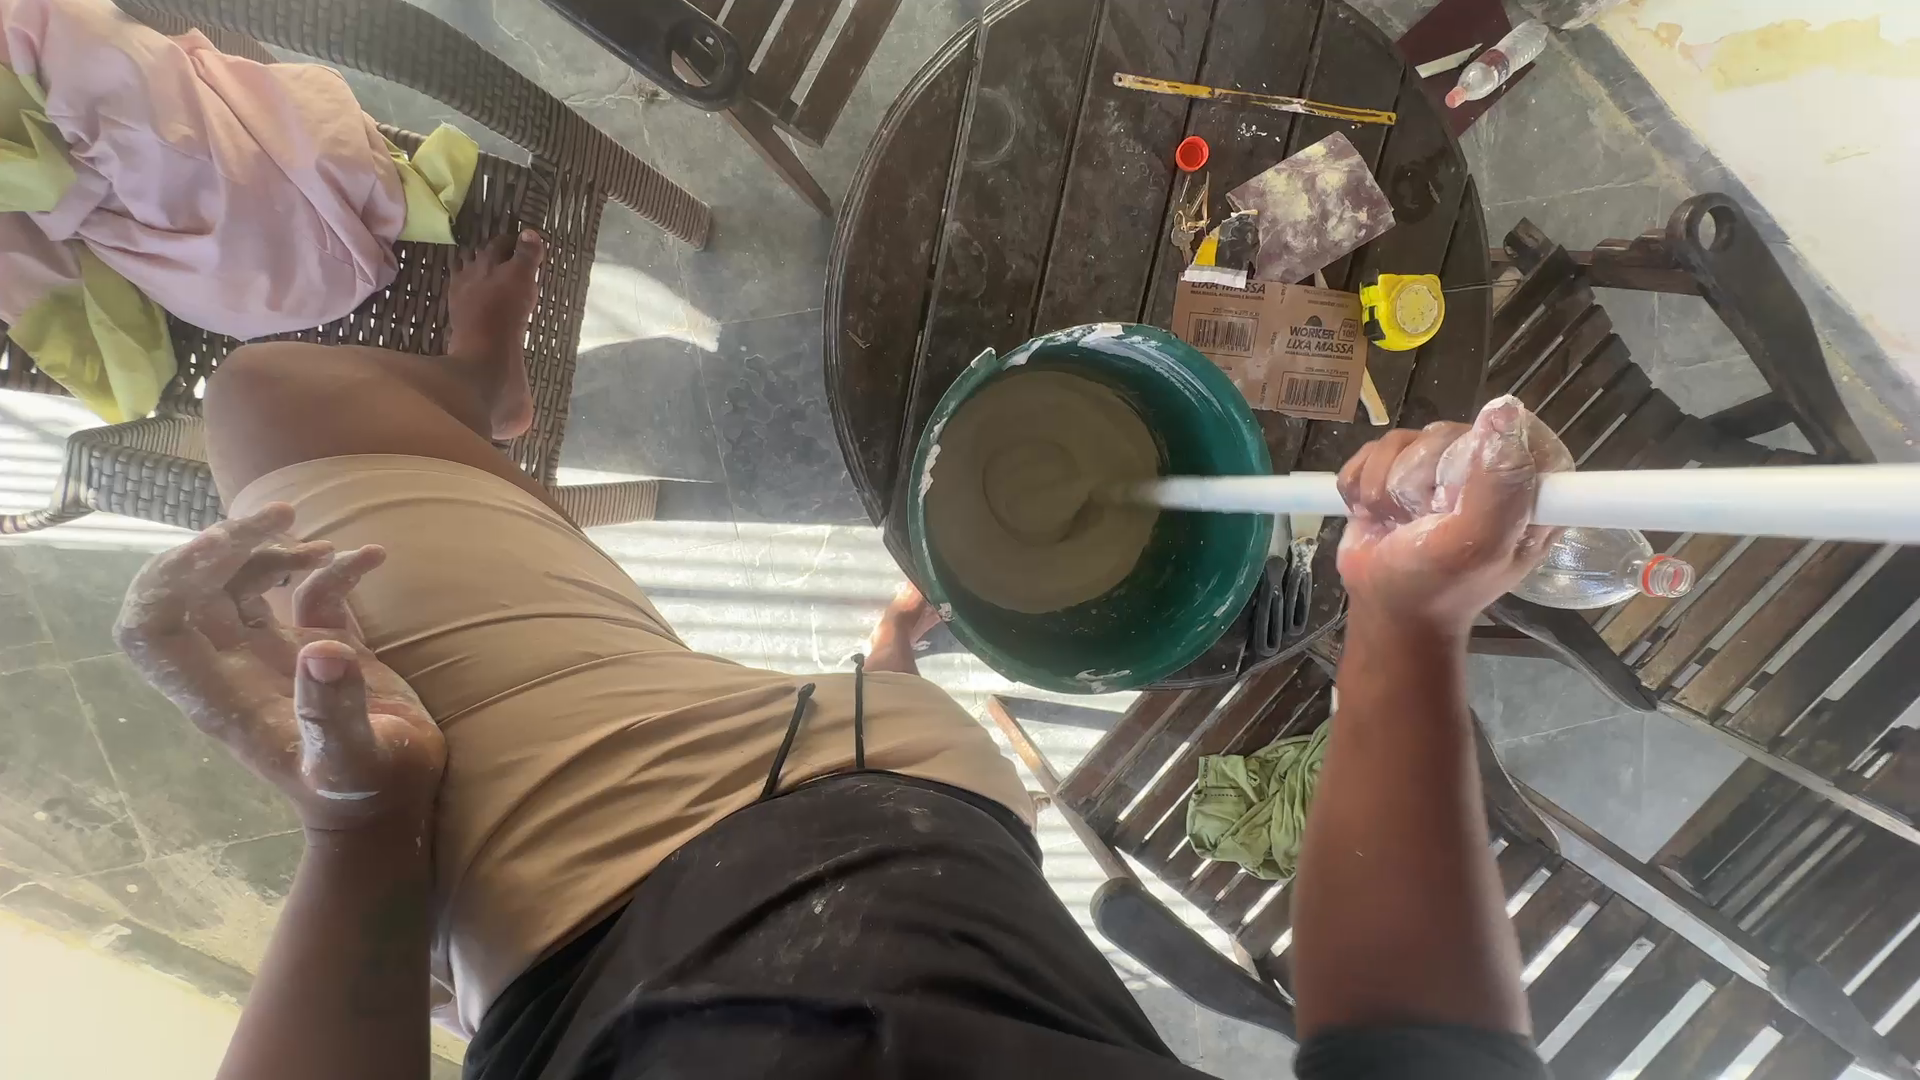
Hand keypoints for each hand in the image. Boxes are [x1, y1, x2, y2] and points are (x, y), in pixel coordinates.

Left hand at [114, 504, 444, 833]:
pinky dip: (335, 570)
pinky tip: (374, 558)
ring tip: (323, 542)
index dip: (172, 575)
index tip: (232, 541)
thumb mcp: (357, 756)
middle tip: (281, 517)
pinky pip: (312, 598)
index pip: (153, 624)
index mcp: (224, 694)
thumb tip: (321, 652)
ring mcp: (280, 659)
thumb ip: (336, 709)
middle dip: (224, 547)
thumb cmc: (370, 787)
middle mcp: (238, 669)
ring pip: (242, 589)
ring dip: (272, 553)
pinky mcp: (327, 654)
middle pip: (193, 594)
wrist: (393, 801)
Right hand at [1335, 397, 1560, 632]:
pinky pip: (1367, 453)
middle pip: (1442, 433)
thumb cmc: (1435, 586)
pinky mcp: (1390, 474)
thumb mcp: (1476, 544)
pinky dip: (1356, 485)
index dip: (1474, 455)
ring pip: (1398, 441)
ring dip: (1380, 487)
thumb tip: (1503, 410)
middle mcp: (1481, 472)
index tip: (1455, 495)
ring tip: (1390, 520)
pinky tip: (1367, 513)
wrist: (1382, 608)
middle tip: (1418, 518)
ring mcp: (1433, 472)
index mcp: (1525, 488)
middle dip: (1414, 479)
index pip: (1510, 430)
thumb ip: (1499, 484)